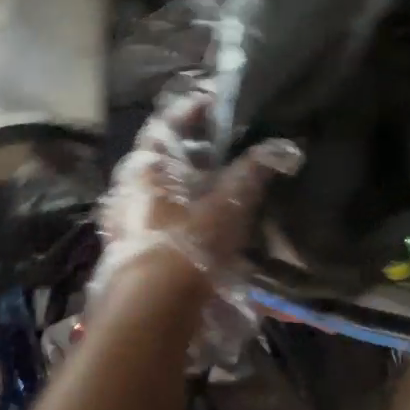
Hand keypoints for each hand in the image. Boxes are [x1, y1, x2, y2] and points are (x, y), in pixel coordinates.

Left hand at [100, 89, 300, 280]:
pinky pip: (162, 208)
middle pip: (162, 153)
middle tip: (231, 136)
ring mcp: (124, 218)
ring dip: (189, 174)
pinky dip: (185, 200)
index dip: (194, 107)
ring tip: (226, 172)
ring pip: (161, 182)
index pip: (167, 121)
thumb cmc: (187, 244)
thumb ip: (254, 171)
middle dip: (195, 144)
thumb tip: (285, 146)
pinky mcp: (132, 244)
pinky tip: (209, 208)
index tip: (221, 99)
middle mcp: (127, 186)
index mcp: (144, 166)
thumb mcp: (230, 203)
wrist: (151, 310)